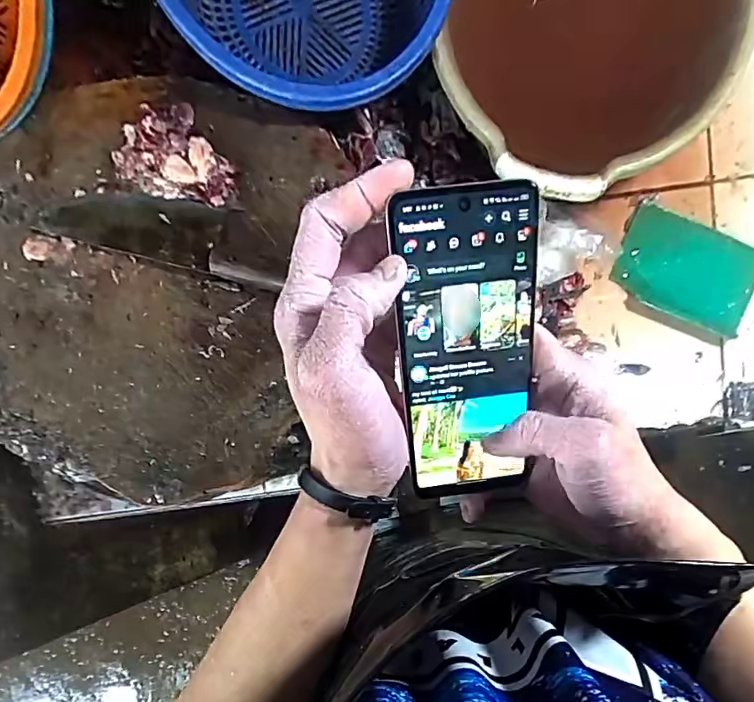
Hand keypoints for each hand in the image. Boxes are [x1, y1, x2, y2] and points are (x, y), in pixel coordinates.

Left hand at [275, 160, 415, 496]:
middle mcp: (330, 306)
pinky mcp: (383, 343)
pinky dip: (423, 285)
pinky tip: (446, 283)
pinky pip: (403, 301)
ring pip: (382, 268)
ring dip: (411, 249)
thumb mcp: (332, 369)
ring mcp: (359, 325)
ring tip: (446, 240)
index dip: (359, 193)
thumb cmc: (341, 427)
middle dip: (390, 215)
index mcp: (307, 304)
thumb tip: (389, 270)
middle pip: (356, 240)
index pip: (324, 226)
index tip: (401, 176)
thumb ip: (350, 311)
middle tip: (434, 208)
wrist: (360, 472)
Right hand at [464, 327, 741, 560]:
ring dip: (464, 449)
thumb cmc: (624, 478)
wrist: (631, 531)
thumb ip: (536, 429)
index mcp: (570, 383)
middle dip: (464, 398)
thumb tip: (488, 438)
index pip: (530, 344)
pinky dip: (477, 488)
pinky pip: (491, 472)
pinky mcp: (525, 473)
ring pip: (486, 432)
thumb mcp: (586, 442)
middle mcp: (547, 405)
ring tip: (441, 463)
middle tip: (429, 408)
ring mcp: (534, 440)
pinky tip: (469, 504)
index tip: (455, 340)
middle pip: (496, 389)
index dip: (496, 336)